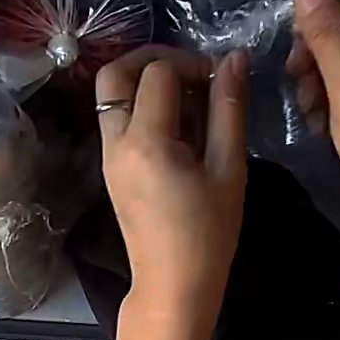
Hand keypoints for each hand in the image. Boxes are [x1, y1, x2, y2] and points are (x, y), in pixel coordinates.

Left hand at [94, 45, 248, 314]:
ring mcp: (106, 156)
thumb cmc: (208, 231)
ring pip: (108, 96)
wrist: (171, 281)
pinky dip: (139, 107)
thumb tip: (232, 59)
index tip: (218, 82)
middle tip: (191, 72)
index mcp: (145, 141)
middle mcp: (114, 143)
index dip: (190, 63)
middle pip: (112, 74)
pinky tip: (176, 126)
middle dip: (151, 58)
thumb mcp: (229, 167)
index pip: (155, 72)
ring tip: (188, 100)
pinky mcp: (108, 168)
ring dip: (143, 83)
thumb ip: (229, 109)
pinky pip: (115, 121)